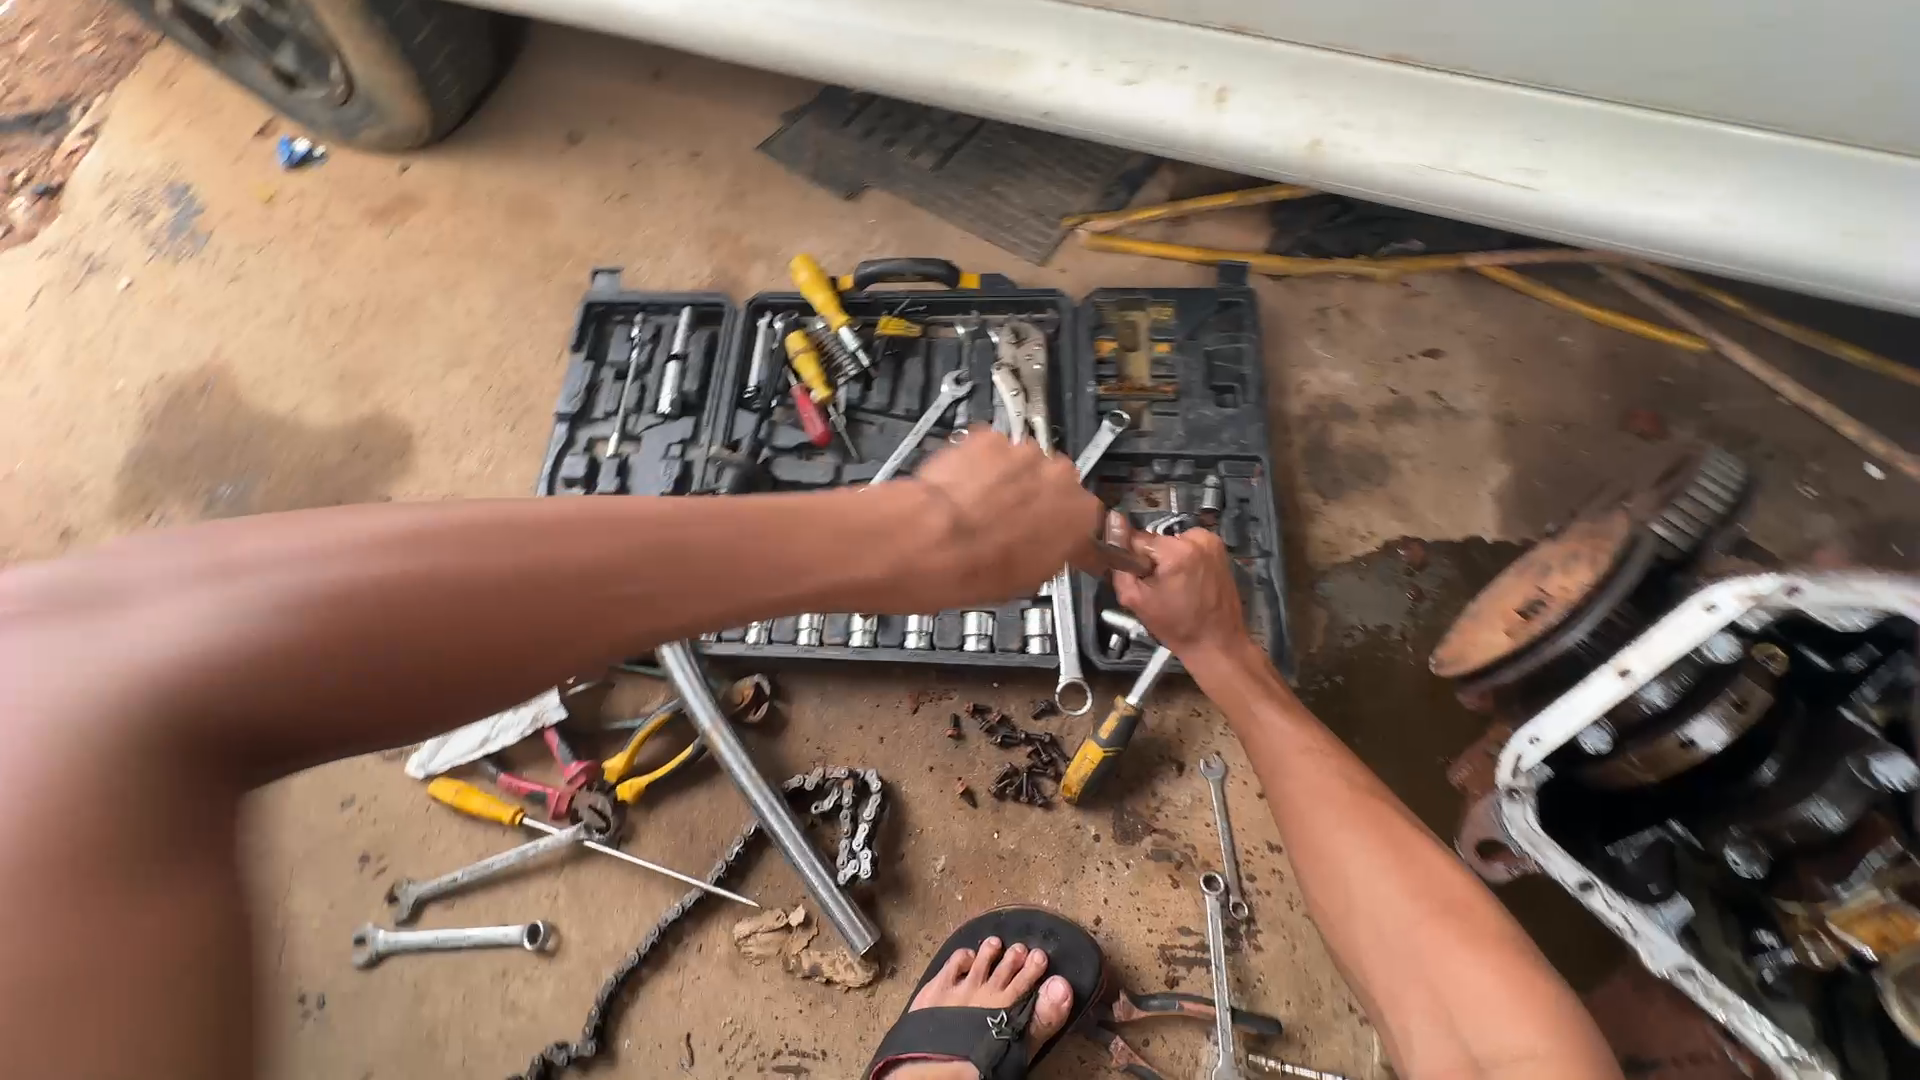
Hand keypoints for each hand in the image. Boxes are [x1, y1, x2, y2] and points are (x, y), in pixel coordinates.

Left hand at [883, 428, 1101, 609]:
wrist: (931, 543)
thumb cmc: (976, 566)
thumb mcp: (1030, 579)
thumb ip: (1052, 554)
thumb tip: (1047, 553)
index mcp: (1080, 514)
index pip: (1087, 517)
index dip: (1065, 526)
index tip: (1054, 534)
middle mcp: (1058, 476)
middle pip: (1056, 482)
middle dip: (1037, 498)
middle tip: (1011, 521)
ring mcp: (1022, 453)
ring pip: (1023, 462)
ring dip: (1007, 479)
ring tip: (982, 505)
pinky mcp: (988, 439)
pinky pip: (991, 448)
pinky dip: (980, 463)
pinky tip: (966, 488)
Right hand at [1111, 518, 1251, 660]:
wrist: (1217, 642)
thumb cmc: (1176, 626)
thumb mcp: (1135, 601)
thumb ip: (1119, 569)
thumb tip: (1114, 545)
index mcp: (1176, 551)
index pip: (1137, 539)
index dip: (1132, 558)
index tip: (1139, 578)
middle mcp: (1197, 538)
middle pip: (1156, 541)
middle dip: (1152, 560)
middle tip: (1157, 586)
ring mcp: (1212, 542)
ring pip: (1172, 543)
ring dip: (1168, 559)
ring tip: (1174, 586)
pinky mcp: (1220, 549)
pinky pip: (1189, 547)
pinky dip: (1184, 559)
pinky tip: (1188, 581)